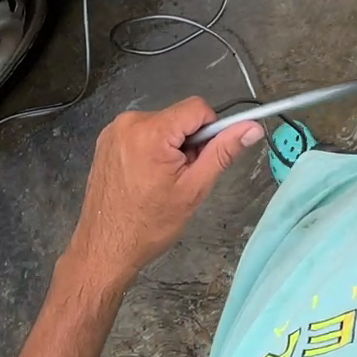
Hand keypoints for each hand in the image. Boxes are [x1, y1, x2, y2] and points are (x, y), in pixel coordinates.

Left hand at [65, 98, 262, 288]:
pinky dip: (151, 148)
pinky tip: (145, 177)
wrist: (104, 249)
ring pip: (162, 124)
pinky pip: (142, 131)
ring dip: (170, 146)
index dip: (210, 131)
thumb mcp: (194, 189)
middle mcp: (129, 120)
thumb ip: (223, 152)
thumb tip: (252, 128)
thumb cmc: (150, 224)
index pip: (197, 108)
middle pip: (178, 117)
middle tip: (181, 178)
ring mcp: (114, 129)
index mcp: (151, 130)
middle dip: (188, 142)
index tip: (202, 159)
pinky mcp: (106, 139)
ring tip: (161, 180)